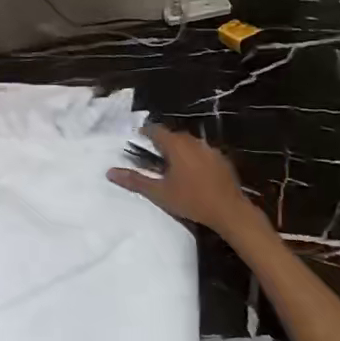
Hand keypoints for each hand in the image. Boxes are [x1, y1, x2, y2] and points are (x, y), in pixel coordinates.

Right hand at [108, 125, 265, 232]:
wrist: (228, 210)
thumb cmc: (191, 200)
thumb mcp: (159, 193)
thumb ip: (135, 181)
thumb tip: (110, 172)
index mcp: (176, 145)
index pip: (157, 130)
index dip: (146, 132)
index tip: (138, 138)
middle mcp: (194, 141)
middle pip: (174, 136)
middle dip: (162, 143)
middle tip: (153, 155)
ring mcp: (210, 149)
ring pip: (190, 143)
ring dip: (179, 150)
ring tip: (172, 165)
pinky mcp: (221, 159)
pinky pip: (203, 152)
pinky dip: (194, 158)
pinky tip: (193, 173)